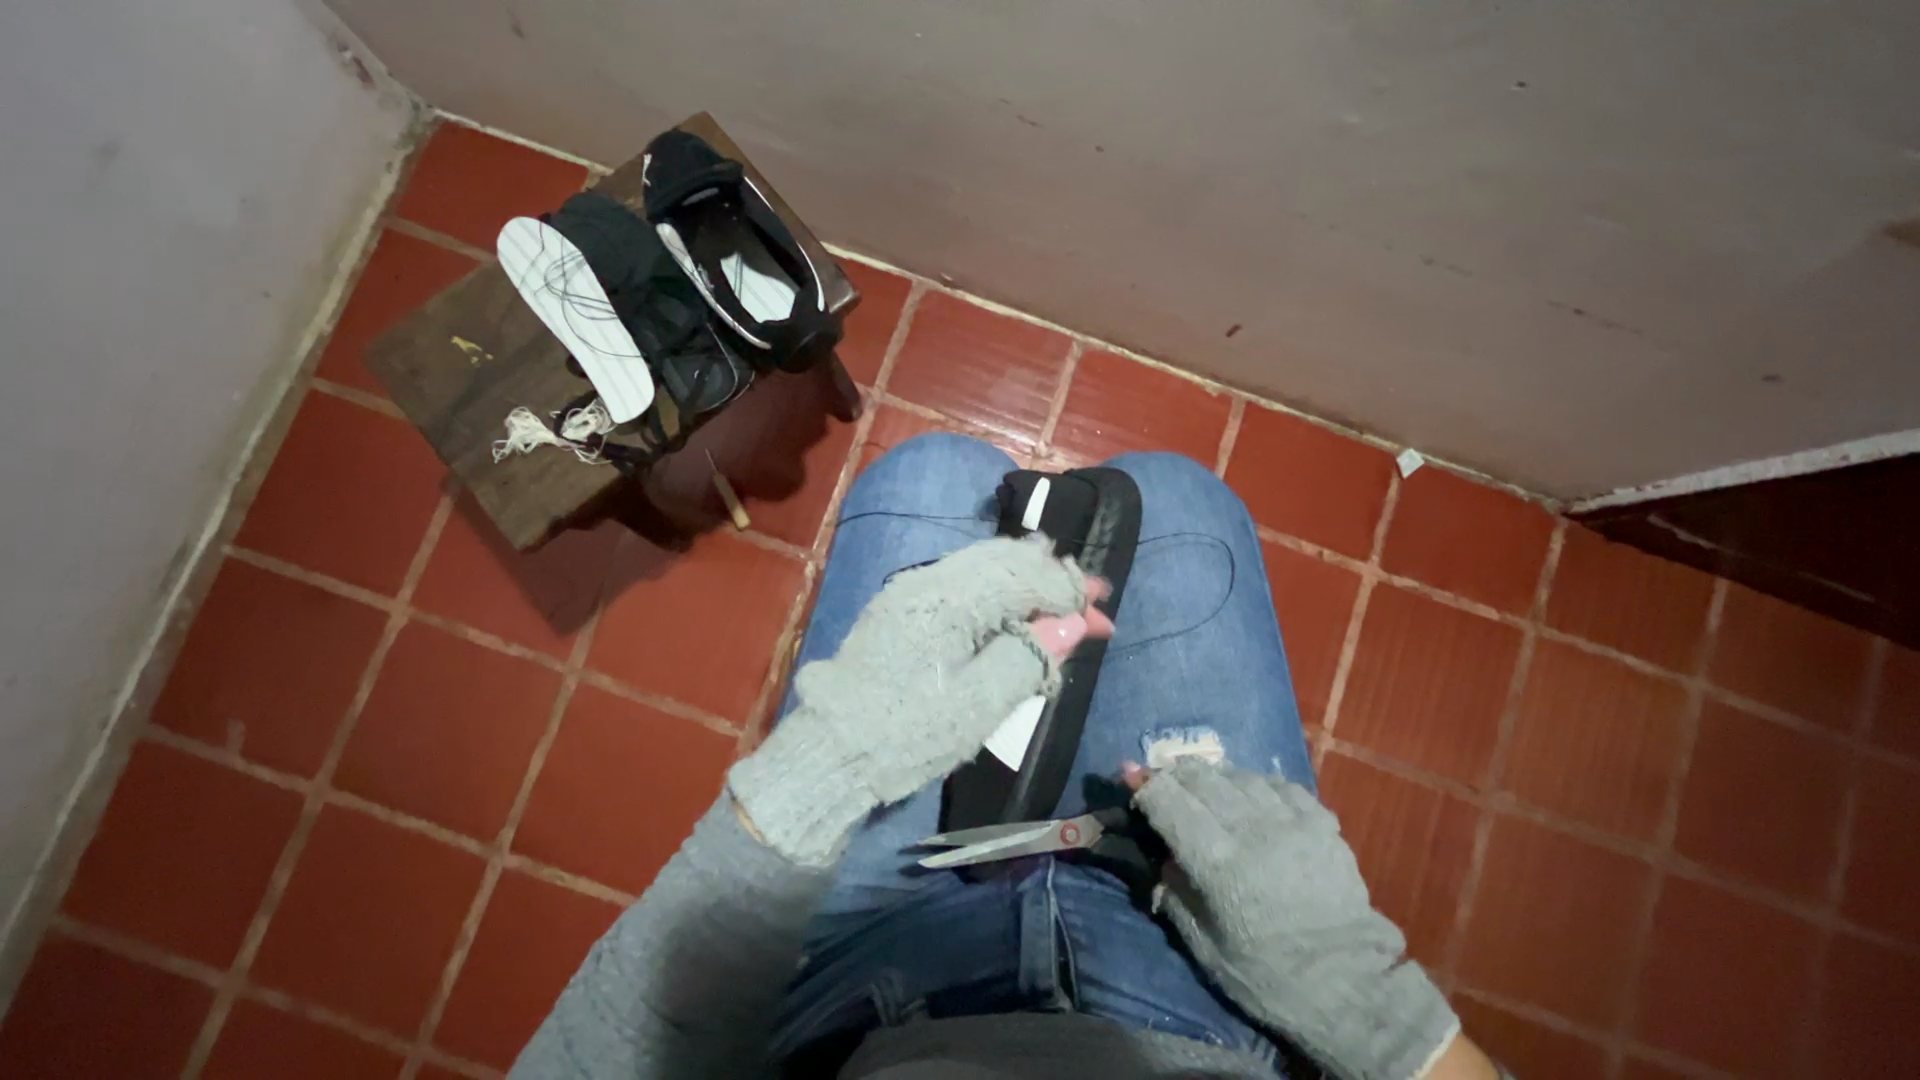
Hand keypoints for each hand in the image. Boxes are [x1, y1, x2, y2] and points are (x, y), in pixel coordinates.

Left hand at [729, 536, 1107, 865]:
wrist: (832, 754)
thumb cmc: (908, 734)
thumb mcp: (978, 705)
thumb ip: (1027, 657)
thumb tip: (1071, 624)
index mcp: (946, 599)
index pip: (1022, 576)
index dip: (1066, 593)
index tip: (1103, 614)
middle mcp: (927, 580)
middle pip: (1003, 560)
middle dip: (1051, 580)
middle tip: (1091, 603)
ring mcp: (910, 592)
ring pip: (982, 567)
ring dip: (1026, 583)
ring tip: (1061, 605)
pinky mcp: (902, 610)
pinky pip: (963, 584)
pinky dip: (998, 593)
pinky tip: (1015, 611)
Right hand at [1128, 760, 1458, 1079]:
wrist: (1349, 987)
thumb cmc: (1268, 977)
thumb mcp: (1205, 947)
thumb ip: (1176, 895)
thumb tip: (1164, 858)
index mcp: (1218, 863)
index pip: (1168, 802)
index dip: (1143, 783)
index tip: (1128, 773)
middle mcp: (1251, 830)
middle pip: (1202, 779)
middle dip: (1174, 773)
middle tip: (1162, 777)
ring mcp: (1291, 822)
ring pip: (1240, 776)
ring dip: (1215, 774)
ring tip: (1204, 782)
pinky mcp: (1322, 824)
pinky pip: (1281, 786)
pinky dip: (1258, 784)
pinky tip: (1252, 793)